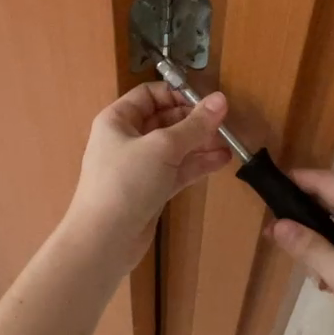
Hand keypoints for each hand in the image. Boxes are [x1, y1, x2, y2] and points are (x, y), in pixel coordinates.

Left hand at [63, 82, 233, 269]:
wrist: (104, 240)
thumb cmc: (126, 182)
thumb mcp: (162, 147)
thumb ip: (194, 125)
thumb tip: (220, 99)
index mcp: (118, 120)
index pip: (149, 95)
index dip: (177, 93)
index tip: (206, 100)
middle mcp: (127, 139)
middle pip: (165, 120)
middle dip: (194, 120)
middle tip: (224, 122)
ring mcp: (139, 166)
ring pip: (174, 147)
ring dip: (200, 143)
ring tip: (229, 142)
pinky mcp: (151, 190)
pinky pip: (177, 170)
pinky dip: (197, 164)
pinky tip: (221, 160)